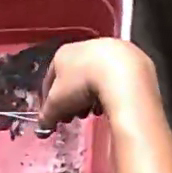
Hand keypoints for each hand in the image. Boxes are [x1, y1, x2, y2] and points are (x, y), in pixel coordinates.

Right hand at [37, 39, 159, 131]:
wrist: (122, 74)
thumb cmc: (81, 85)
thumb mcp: (56, 104)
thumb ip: (46, 115)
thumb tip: (42, 126)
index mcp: (63, 54)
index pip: (49, 80)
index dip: (49, 101)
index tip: (53, 117)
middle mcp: (84, 46)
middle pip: (72, 79)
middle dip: (71, 101)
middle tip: (73, 117)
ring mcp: (109, 49)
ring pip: (93, 78)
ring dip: (89, 97)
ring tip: (92, 112)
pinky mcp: (129, 57)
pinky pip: (113, 78)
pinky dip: (108, 91)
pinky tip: (108, 103)